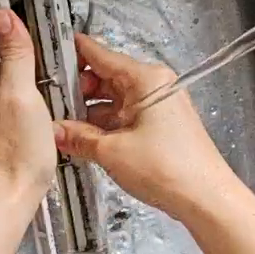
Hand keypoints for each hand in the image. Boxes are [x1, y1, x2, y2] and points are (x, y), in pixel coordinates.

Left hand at [0, 9, 57, 213]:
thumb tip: (2, 16)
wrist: (9, 199)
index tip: (9, 26)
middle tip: (32, 46)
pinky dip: (24, 96)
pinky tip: (43, 105)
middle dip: (4, 45)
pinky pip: (7, 104)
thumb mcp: (20, 93)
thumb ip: (14, 55)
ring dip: (17, 70)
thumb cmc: (16, 153)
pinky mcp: (1, 135)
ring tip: (43, 73)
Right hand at [54, 34, 244, 222]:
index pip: (101, 55)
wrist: (206, 198)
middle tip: (50, 105)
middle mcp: (153, 86)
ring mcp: (157, 106)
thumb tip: (52, 131)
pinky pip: (124, 117)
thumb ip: (77, 137)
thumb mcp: (111, 151)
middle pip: (105, 77)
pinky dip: (104, 126)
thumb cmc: (167, 168)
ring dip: (89, 113)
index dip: (73, 54)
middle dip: (77, 91)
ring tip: (62, 127)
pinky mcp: (159, 125)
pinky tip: (84, 139)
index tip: (48, 55)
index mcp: (145, 79)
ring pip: (112, 100)